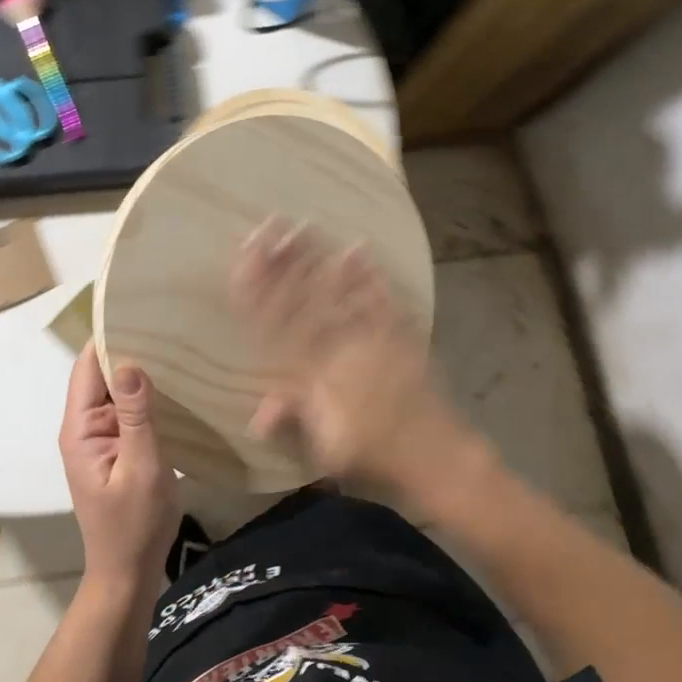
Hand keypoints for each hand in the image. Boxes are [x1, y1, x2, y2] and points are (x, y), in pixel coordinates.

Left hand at [59, 343, 180, 592]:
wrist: (128, 575)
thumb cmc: (134, 525)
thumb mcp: (143, 468)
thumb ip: (137, 417)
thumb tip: (130, 362)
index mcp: (80, 428)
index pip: (88, 368)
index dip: (108, 338)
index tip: (138, 311)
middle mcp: (83, 427)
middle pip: (100, 376)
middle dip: (127, 350)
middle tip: (167, 324)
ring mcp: (99, 440)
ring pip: (115, 393)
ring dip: (138, 373)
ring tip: (175, 345)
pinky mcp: (115, 450)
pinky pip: (127, 413)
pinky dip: (145, 398)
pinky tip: (173, 386)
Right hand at [230, 219, 489, 493]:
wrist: (438, 455)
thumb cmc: (376, 454)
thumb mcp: (327, 447)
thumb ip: (295, 420)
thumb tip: (257, 415)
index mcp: (316, 372)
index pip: (276, 322)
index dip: (257, 289)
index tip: (243, 259)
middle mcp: (342, 346)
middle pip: (306, 296)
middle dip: (283, 261)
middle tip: (267, 226)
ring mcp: (373, 336)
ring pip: (340, 290)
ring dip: (319, 256)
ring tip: (302, 226)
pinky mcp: (401, 334)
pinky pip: (383, 299)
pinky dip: (369, 273)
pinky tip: (358, 247)